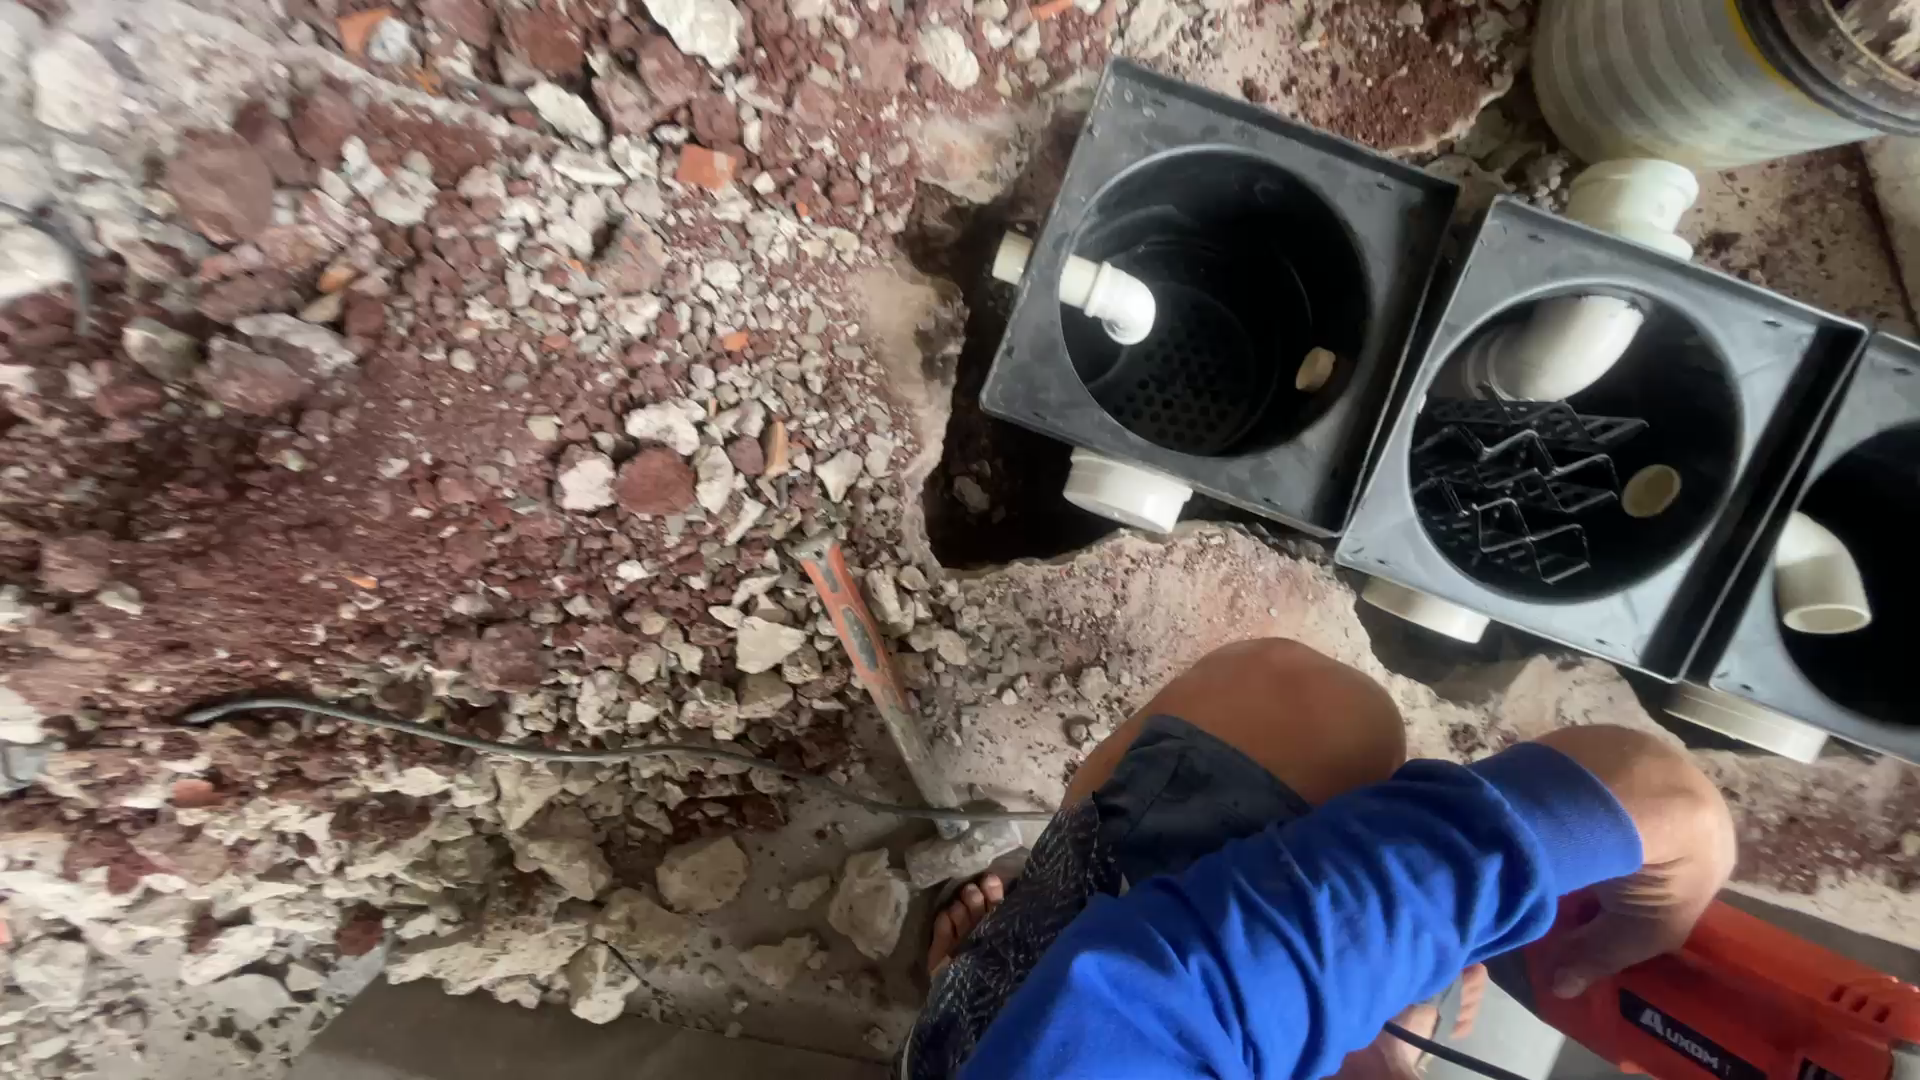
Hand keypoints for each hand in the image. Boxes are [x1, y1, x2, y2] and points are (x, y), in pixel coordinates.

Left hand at [1527, 725, 1735, 998]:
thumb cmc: (1656, 865)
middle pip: (1634, 815)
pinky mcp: (1589, 734)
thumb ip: (1600, 955)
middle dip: (1604, 834)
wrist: (1631, 791)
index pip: (1669, 856)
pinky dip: (1552, 777)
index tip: (1594, 883)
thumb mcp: (1644, 927)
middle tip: (1564, 852)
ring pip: (1600, 785)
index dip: (1631, 872)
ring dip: (1576, 802)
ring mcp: (1629, 753)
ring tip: (1541, 824)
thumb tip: (1561, 988)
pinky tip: (1530, 792)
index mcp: (1706, 833)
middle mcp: (1673, 786)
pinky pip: (1569, 760)